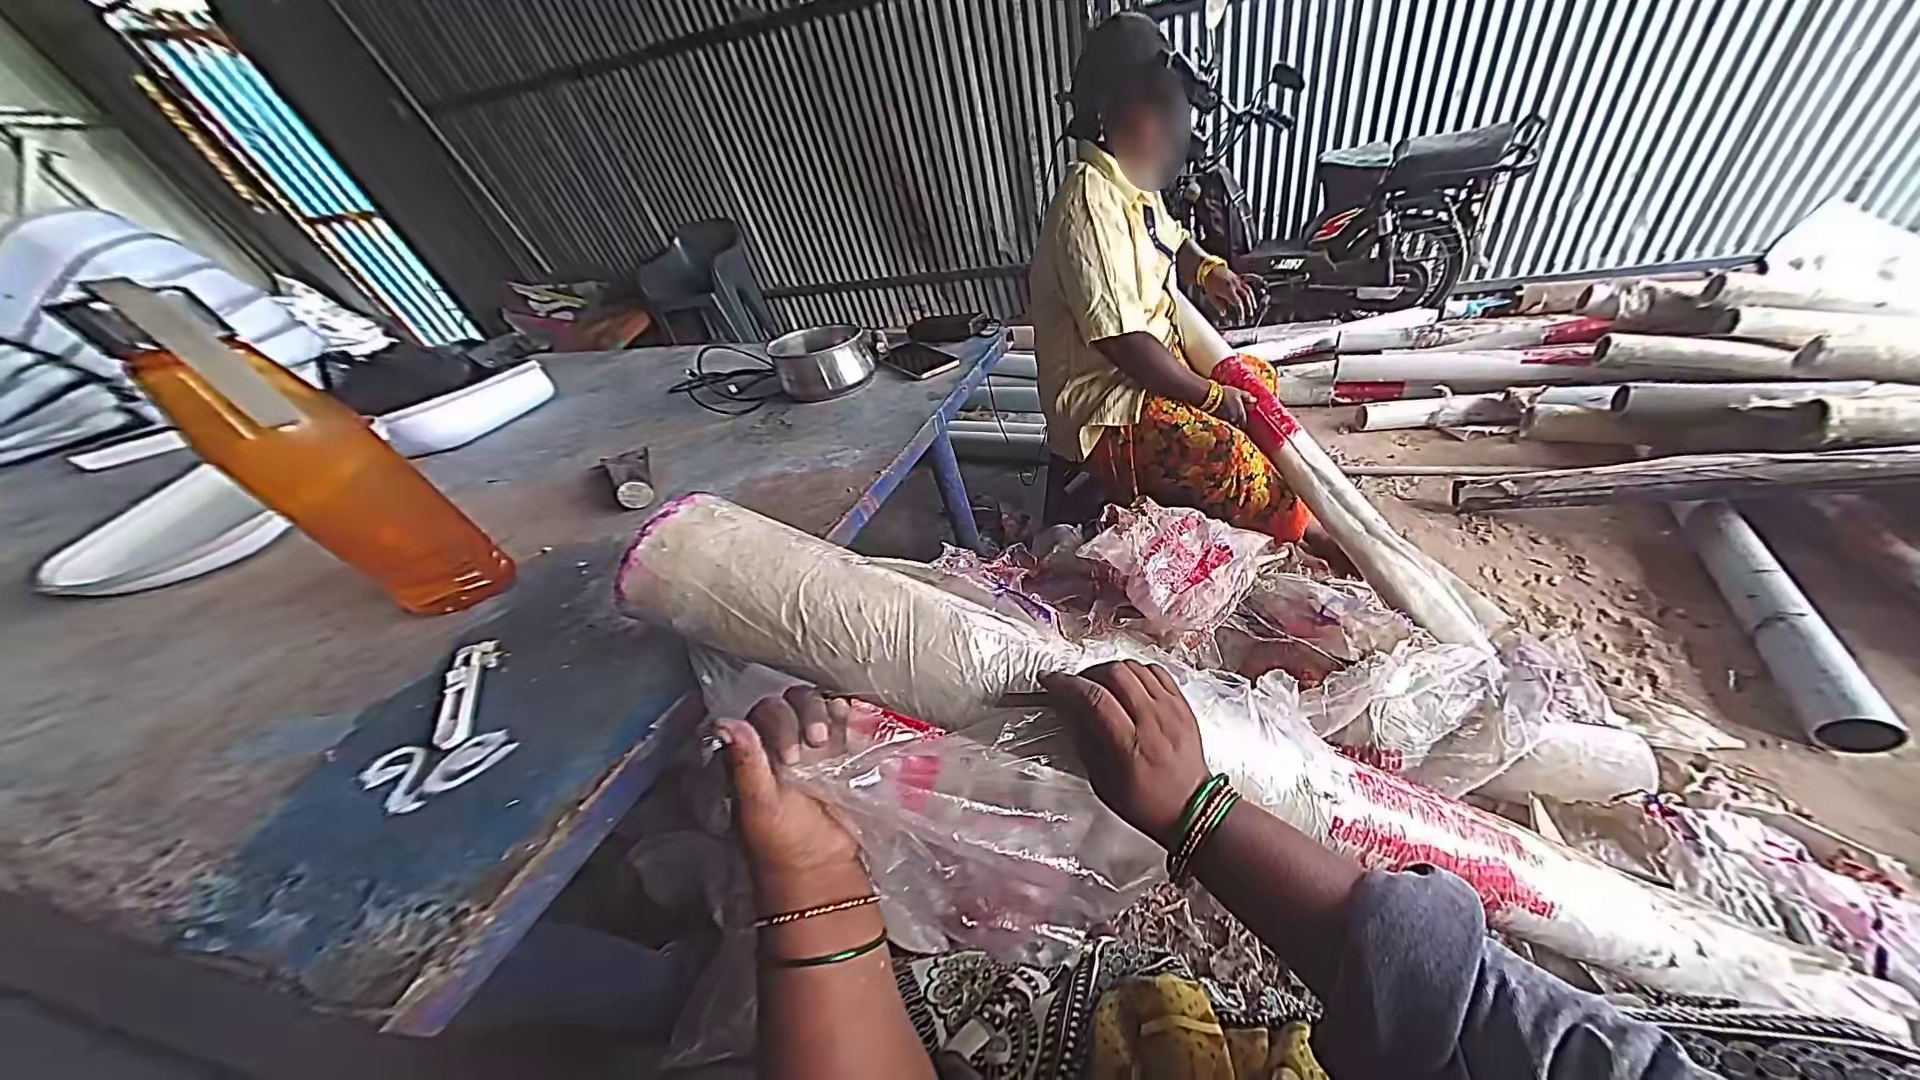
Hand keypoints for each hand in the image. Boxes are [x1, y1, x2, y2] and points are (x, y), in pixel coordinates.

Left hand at [715, 687, 860, 885]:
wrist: (821, 867)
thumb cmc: (782, 841)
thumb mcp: (759, 805)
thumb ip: (746, 764)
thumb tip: (724, 723)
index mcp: (757, 750)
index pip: (765, 713)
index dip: (778, 724)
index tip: (791, 756)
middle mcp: (785, 738)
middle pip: (793, 701)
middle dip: (805, 714)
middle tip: (815, 742)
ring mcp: (816, 741)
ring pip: (819, 703)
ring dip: (825, 711)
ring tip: (829, 740)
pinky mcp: (843, 747)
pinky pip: (845, 717)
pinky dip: (848, 713)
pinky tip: (850, 721)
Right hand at [1041, 660, 1210, 845]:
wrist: (1194, 810)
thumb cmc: (1145, 802)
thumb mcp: (1103, 781)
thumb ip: (1085, 740)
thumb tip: (1069, 708)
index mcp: (1130, 745)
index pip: (1094, 698)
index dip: (1067, 684)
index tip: (1050, 680)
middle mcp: (1153, 722)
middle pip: (1115, 674)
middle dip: (1088, 673)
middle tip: (1078, 685)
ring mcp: (1171, 710)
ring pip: (1135, 668)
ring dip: (1111, 670)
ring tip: (1101, 684)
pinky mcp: (1183, 705)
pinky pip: (1157, 672)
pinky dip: (1137, 671)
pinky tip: (1128, 684)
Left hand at [1203, 263, 1256, 322]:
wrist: (1210, 270)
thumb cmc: (1210, 284)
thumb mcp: (1212, 297)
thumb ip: (1219, 305)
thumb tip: (1223, 313)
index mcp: (1228, 291)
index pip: (1238, 302)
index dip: (1241, 310)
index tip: (1242, 317)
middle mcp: (1235, 285)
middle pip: (1245, 297)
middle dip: (1249, 306)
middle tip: (1250, 314)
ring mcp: (1238, 280)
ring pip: (1248, 289)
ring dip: (1252, 298)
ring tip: (1254, 306)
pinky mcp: (1239, 276)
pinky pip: (1249, 277)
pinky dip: (1255, 278)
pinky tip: (1261, 280)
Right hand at [1212, 386, 1254, 428]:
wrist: (1210, 397)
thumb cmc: (1226, 394)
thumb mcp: (1239, 393)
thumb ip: (1247, 397)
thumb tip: (1255, 400)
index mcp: (1240, 414)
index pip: (1244, 423)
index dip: (1245, 421)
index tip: (1245, 419)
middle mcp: (1233, 419)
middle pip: (1237, 423)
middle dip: (1238, 421)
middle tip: (1238, 415)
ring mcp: (1224, 419)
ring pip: (1230, 421)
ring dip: (1231, 418)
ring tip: (1231, 411)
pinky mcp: (1216, 417)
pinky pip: (1224, 418)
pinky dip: (1225, 415)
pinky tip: (1224, 410)